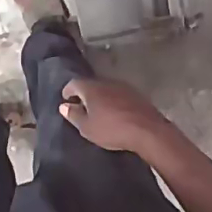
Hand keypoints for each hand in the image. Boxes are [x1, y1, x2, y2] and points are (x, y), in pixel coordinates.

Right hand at [59, 77, 174, 155]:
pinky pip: (118, 94)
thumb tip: (64, 105)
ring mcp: (123, 86)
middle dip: (84, 94)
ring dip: (100, 97)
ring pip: (106, 88)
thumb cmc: (112, 129)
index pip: (74, 82)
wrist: (147, 130)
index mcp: (92, 88)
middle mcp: (107, 82)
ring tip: (97, 111)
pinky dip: (112, 101)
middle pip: (91, 84)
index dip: (68, 90)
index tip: (65, 99)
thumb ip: (74, 115)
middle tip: (80, 107)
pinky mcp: (136, 94)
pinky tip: (114, 113)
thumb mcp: (87, 127)